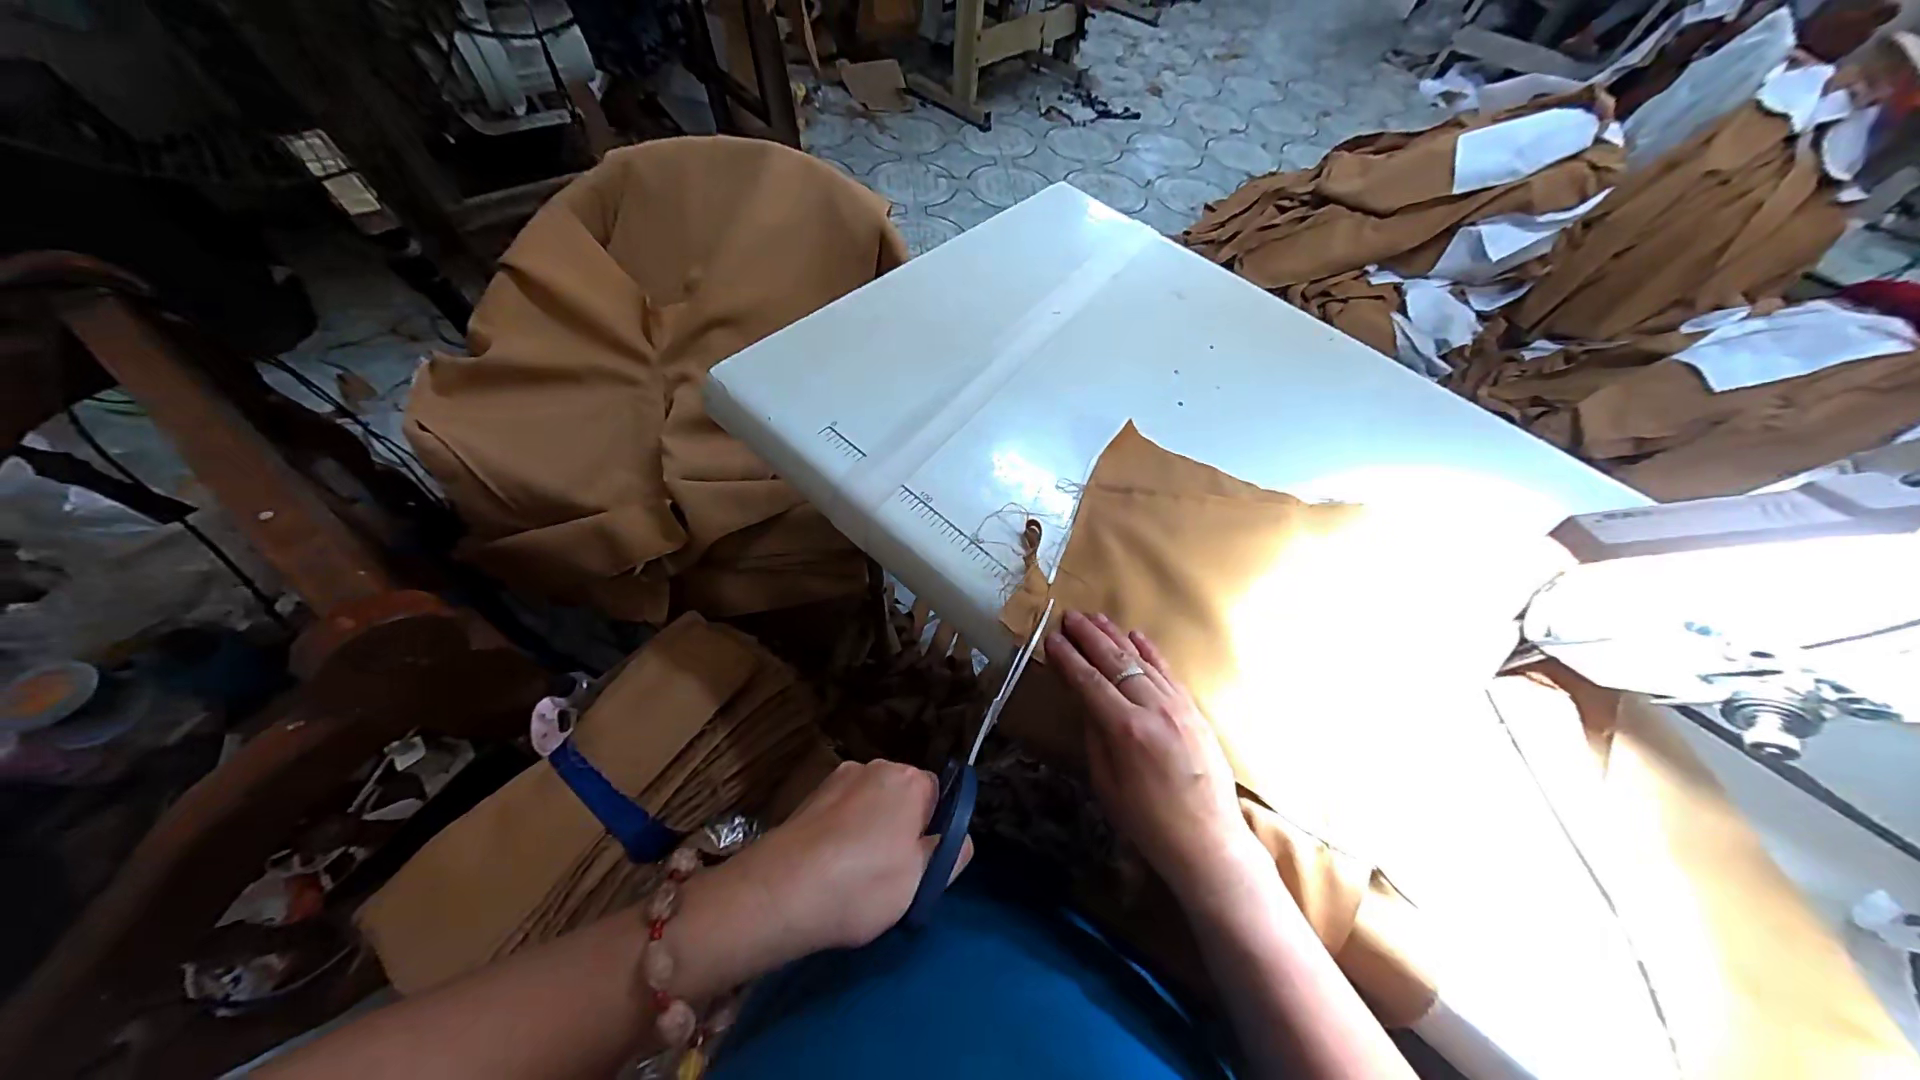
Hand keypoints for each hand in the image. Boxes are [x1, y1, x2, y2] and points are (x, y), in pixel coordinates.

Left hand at [680, 759, 971, 990]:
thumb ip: (950, 852)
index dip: (934, 829)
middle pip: (902, 795)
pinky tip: (830, 867)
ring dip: (870, 829)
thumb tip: (958, 836)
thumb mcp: (922, 880)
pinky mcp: (808, 796)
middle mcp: (874, 766)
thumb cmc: (862, 884)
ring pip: (869, 804)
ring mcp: (836, 778)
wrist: (779, 892)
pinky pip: (841, 812)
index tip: (921, 864)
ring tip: (854, 875)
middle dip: (901, 827)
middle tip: (891, 874)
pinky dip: (842, 833)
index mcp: (909, 779)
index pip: (939, 794)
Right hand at [1045, 611, 1257, 898]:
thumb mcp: (1106, 783)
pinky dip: (1150, 652)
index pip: (1089, 682)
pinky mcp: (1194, 711)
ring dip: (1116, 636)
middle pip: (1115, 662)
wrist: (1208, 842)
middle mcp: (1154, 709)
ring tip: (1096, 617)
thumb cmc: (1147, 822)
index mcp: (1126, 729)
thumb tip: (1087, 701)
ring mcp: (1179, 706)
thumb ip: (1095, 735)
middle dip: (1089, 637)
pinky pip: (1168, 672)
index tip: (1051, 638)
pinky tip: (1136, 636)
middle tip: (1070, 616)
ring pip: (1142, 661)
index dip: (1068, 658)